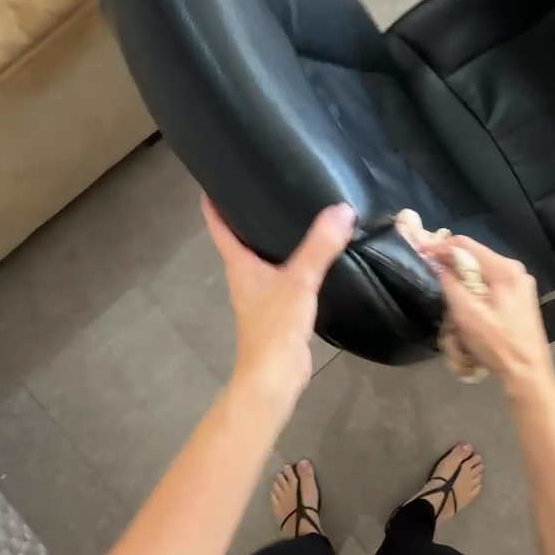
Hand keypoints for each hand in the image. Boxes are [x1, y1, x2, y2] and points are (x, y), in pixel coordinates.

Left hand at [203, 196, 354, 395]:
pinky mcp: (278, 310)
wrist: (274, 376)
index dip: (213, 202)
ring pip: (263, 258)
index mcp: (239, 265)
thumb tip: (342, 210)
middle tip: (266, 184)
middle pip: (240, 239)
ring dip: (272, 239)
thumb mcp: (299, 281)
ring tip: (292, 213)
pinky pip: (283, 276)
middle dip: (249, 214)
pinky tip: (312, 257)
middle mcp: (245, 277)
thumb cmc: (275, 327)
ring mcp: (260, 295)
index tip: (213, 178)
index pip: (219, 226)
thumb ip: (320, 247)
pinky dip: (293, 262)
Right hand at [414, 234, 554, 393]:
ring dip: (462, 275)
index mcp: (505, 270)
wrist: (528, 372)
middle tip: (429, 267)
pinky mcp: (521, 298)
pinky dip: (475, 286)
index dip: (440, 245)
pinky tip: (465, 300)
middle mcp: (516, 270)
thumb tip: (438, 265)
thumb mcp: (467, 313)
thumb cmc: (497, 344)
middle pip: (476, 255)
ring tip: (444, 285)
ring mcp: (521, 284)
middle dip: (451, 261)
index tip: (420, 250)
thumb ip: (450, 284)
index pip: (466, 244)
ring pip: (483, 270)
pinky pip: (491, 283)